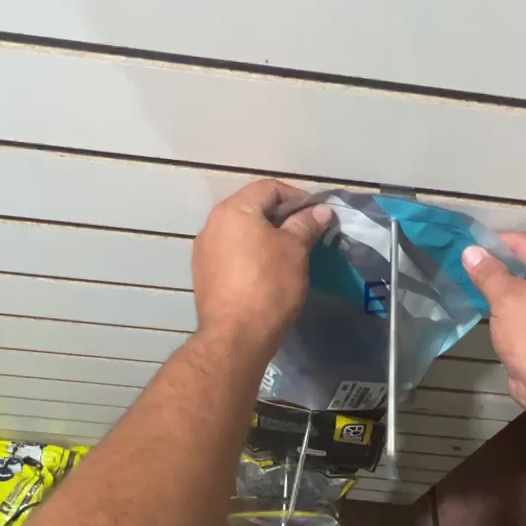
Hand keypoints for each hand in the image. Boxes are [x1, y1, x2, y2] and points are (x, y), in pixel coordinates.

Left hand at [190, 179, 332, 358]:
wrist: (235, 337)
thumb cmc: (269, 286)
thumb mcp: (295, 251)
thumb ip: (306, 225)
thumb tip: (321, 211)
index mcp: (233, 210)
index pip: (268, 188)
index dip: (297, 197)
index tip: (317, 215)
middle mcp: (212, 224)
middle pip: (252, 209)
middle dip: (281, 218)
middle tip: (305, 234)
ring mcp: (205, 251)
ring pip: (241, 233)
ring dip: (265, 238)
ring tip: (288, 255)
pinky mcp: (205, 275)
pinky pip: (232, 255)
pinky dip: (251, 256)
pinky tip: (267, 273)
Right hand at [463, 233, 525, 411]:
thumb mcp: (506, 298)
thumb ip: (488, 272)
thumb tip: (471, 251)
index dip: (498, 239)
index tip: (470, 242)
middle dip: (498, 264)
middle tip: (468, 264)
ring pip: (525, 292)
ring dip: (501, 289)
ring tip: (472, 286)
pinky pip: (524, 314)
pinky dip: (507, 310)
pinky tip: (489, 314)